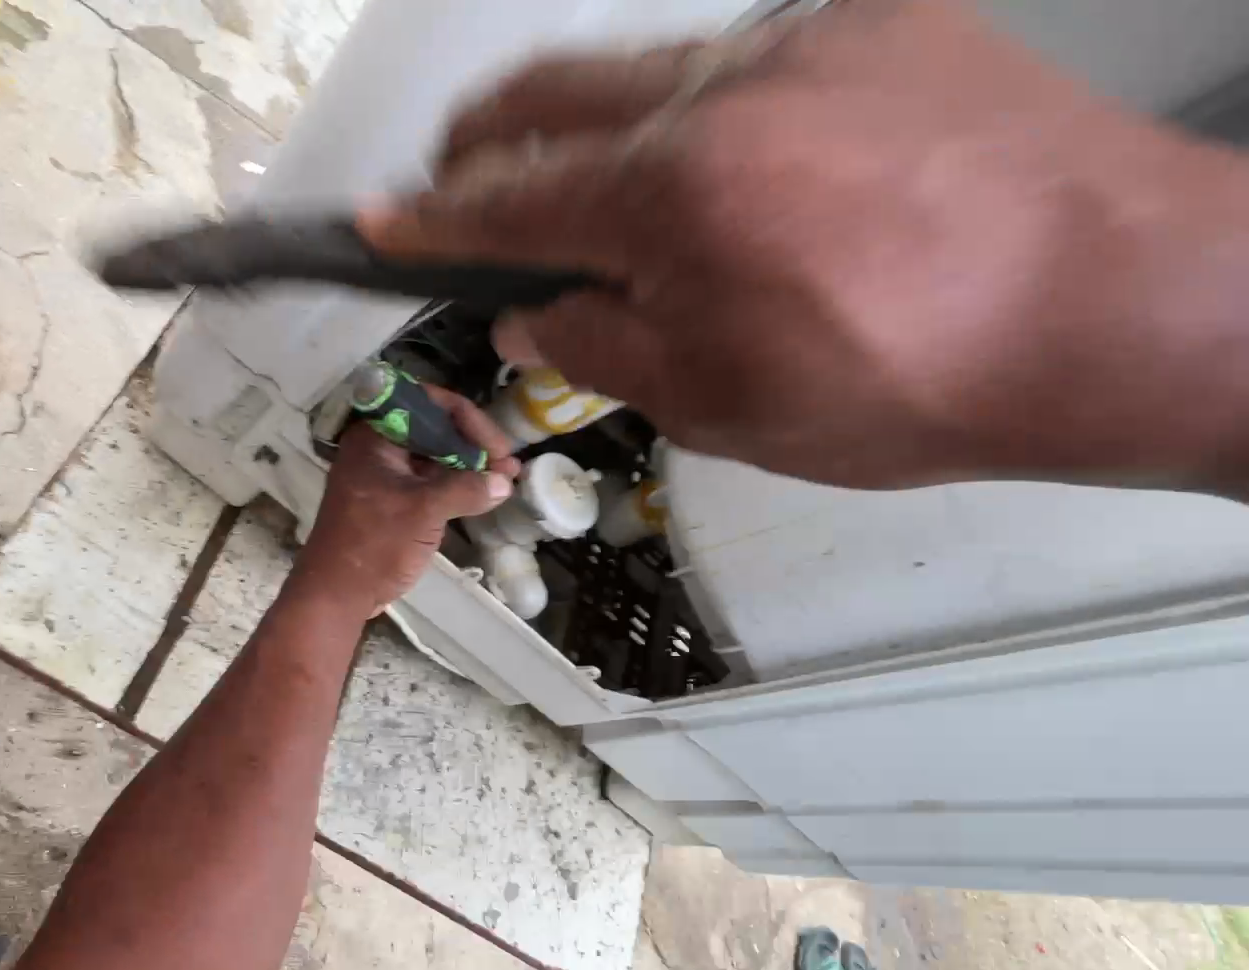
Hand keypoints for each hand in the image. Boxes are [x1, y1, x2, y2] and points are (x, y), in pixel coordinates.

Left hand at [290, 386, 518, 620]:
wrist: (336, 593)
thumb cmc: (374, 544)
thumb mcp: (424, 511)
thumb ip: (466, 489)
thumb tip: (504, 481)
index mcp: (375, 436)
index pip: (429, 404)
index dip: (468, 421)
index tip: (497, 448)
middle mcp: (377, 447)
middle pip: (433, 429)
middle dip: (473, 444)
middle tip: (509, 465)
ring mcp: (382, 475)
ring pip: (432, 457)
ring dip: (468, 466)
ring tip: (506, 479)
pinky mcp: (390, 501)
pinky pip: (427, 482)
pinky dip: (454, 485)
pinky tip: (484, 494)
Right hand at [361, 1, 1248, 491]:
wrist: (1126, 312)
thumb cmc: (902, 385)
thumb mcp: (711, 402)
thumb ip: (595, 347)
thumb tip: (526, 315)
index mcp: (675, 199)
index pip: (506, 203)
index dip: (425, 220)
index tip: (371, 221)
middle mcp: (724, 92)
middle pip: (547, 91)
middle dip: (478, 142)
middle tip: (453, 186)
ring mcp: (804, 41)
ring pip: (634, 71)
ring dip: (580, 131)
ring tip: (583, 195)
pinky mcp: (877, 22)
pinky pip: (731, 65)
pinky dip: (680, 121)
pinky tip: (710, 175)